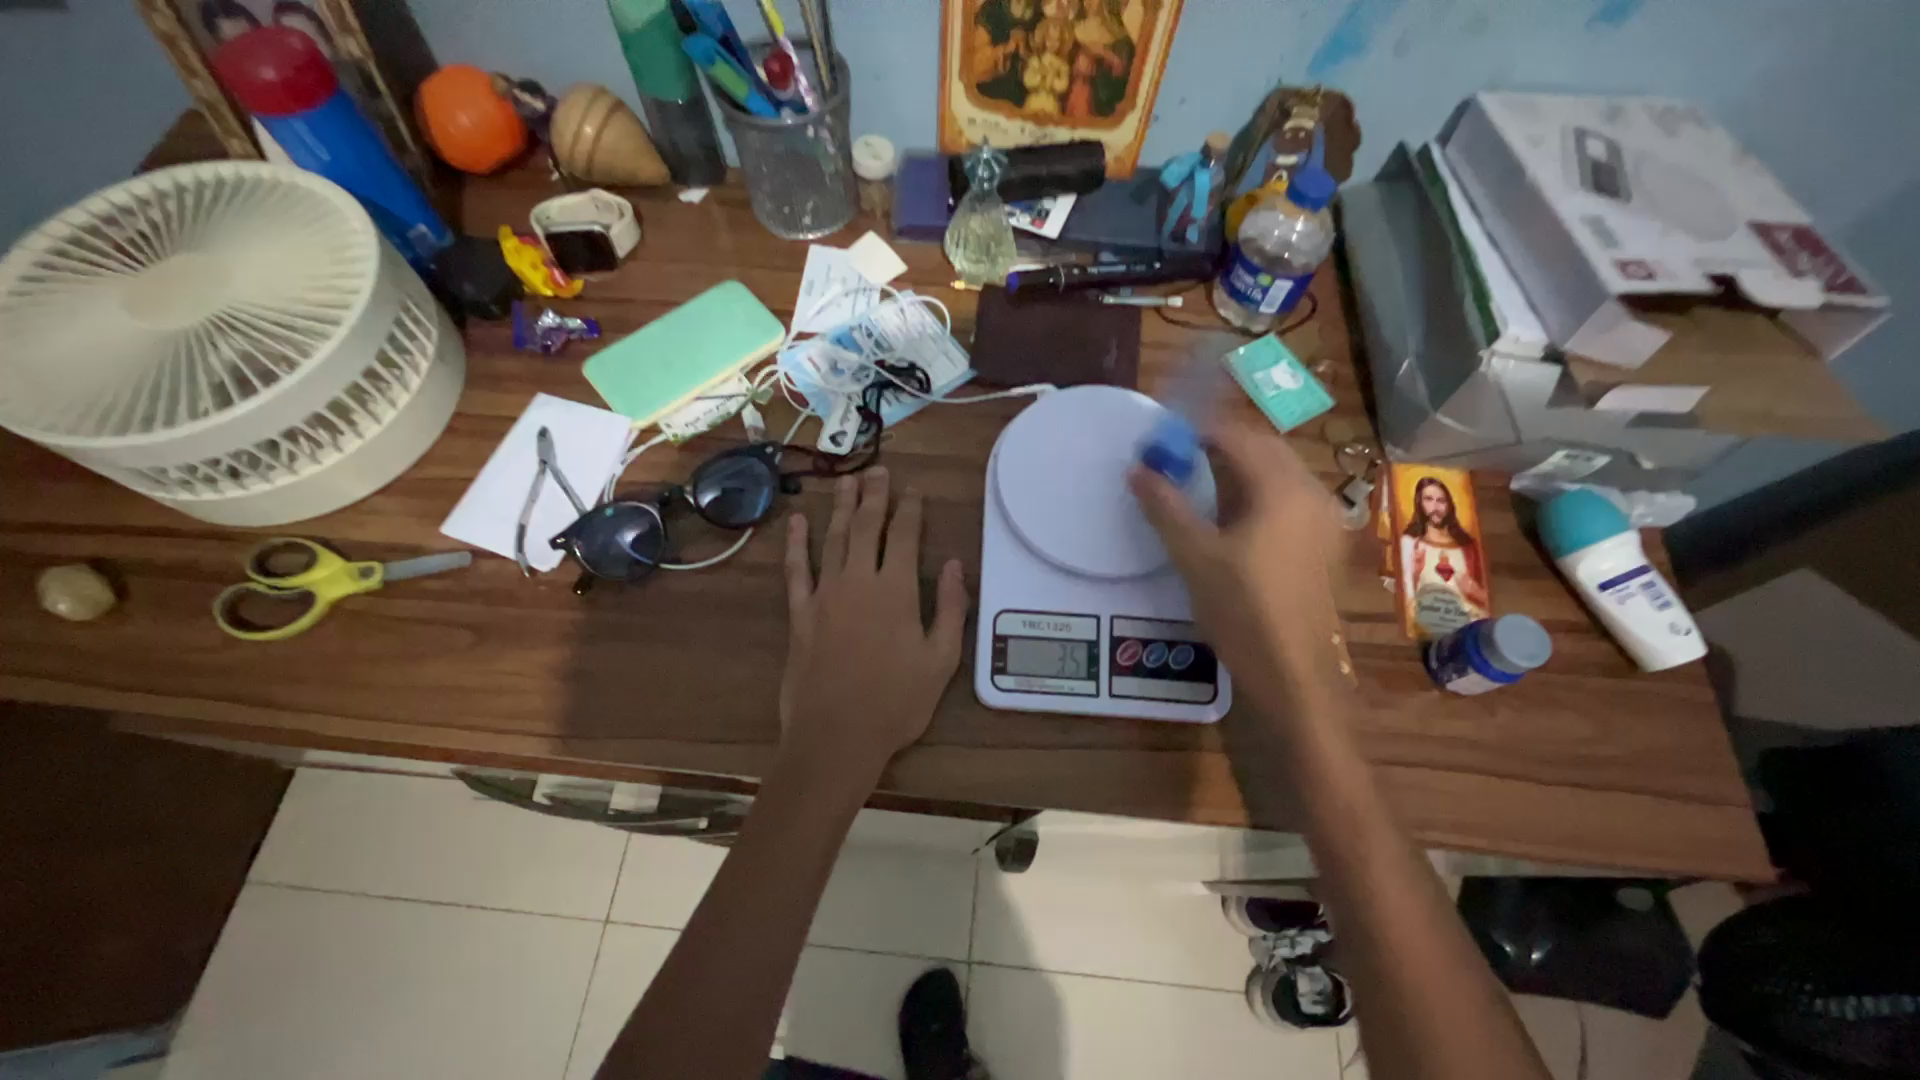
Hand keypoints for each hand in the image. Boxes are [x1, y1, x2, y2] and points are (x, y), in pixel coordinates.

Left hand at [780, 468, 967, 767]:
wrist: (837, 735)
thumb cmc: (897, 703)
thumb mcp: (941, 660)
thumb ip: (950, 607)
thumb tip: (956, 564)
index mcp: (897, 591)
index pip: (905, 537)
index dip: (910, 509)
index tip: (913, 490)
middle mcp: (860, 582)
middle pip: (866, 527)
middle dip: (874, 495)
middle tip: (878, 470)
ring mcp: (825, 595)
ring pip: (833, 539)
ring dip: (840, 507)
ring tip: (846, 481)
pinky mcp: (800, 614)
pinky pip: (796, 570)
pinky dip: (796, 544)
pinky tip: (796, 523)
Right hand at [1129, 422, 1344, 684]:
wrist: (1292, 672)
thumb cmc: (1242, 610)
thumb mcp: (1194, 556)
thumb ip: (1165, 507)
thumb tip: (1137, 469)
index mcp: (1281, 488)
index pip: (1237, 436)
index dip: (1197, 430)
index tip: (1164, 437)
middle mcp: (1311, 492)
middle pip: (1263, 448)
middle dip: (1220, 445)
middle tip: (1178, 456)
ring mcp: (1323, 519)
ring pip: (1278, 472)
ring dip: (1238, 468)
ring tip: (1197, 483)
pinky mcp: (1323, 543)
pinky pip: (1288, 498)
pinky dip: (1256, 492)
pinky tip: (1229, 516)